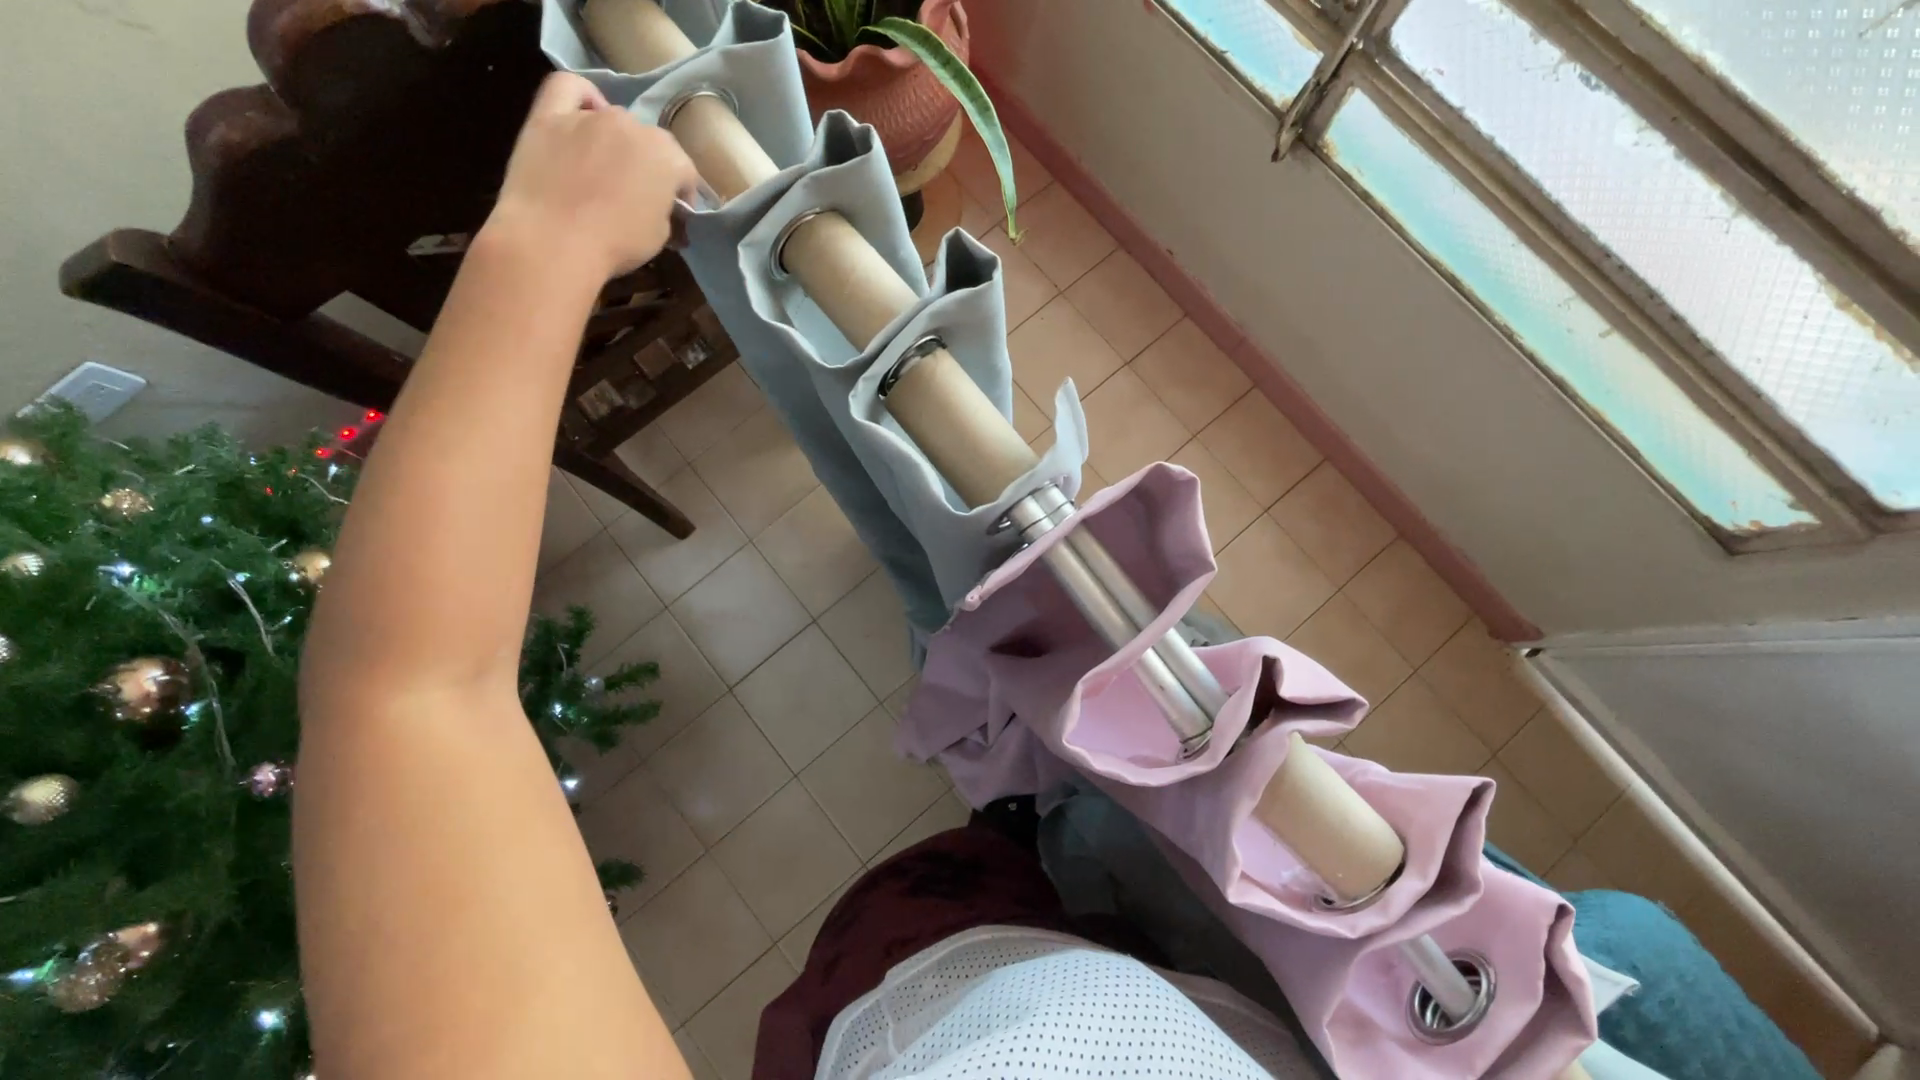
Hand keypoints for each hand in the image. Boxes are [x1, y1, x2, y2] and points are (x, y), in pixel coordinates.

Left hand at [484, 73, 698, 280]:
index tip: (672, 214)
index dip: (680, 194)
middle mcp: (633, 125)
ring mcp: (590, 116)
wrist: (553, 242)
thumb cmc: (615, 244)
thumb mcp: (660, 237)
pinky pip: (569, 88)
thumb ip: (666, 212)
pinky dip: (581, 96)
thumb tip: (662, 209)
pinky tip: (582, 114)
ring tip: (604, 167)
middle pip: (648, 142)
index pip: (684, 171)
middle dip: (648, 166)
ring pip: (613, 120)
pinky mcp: (550, 116)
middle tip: (635, 195)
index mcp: (667, 156)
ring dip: (616, 141)